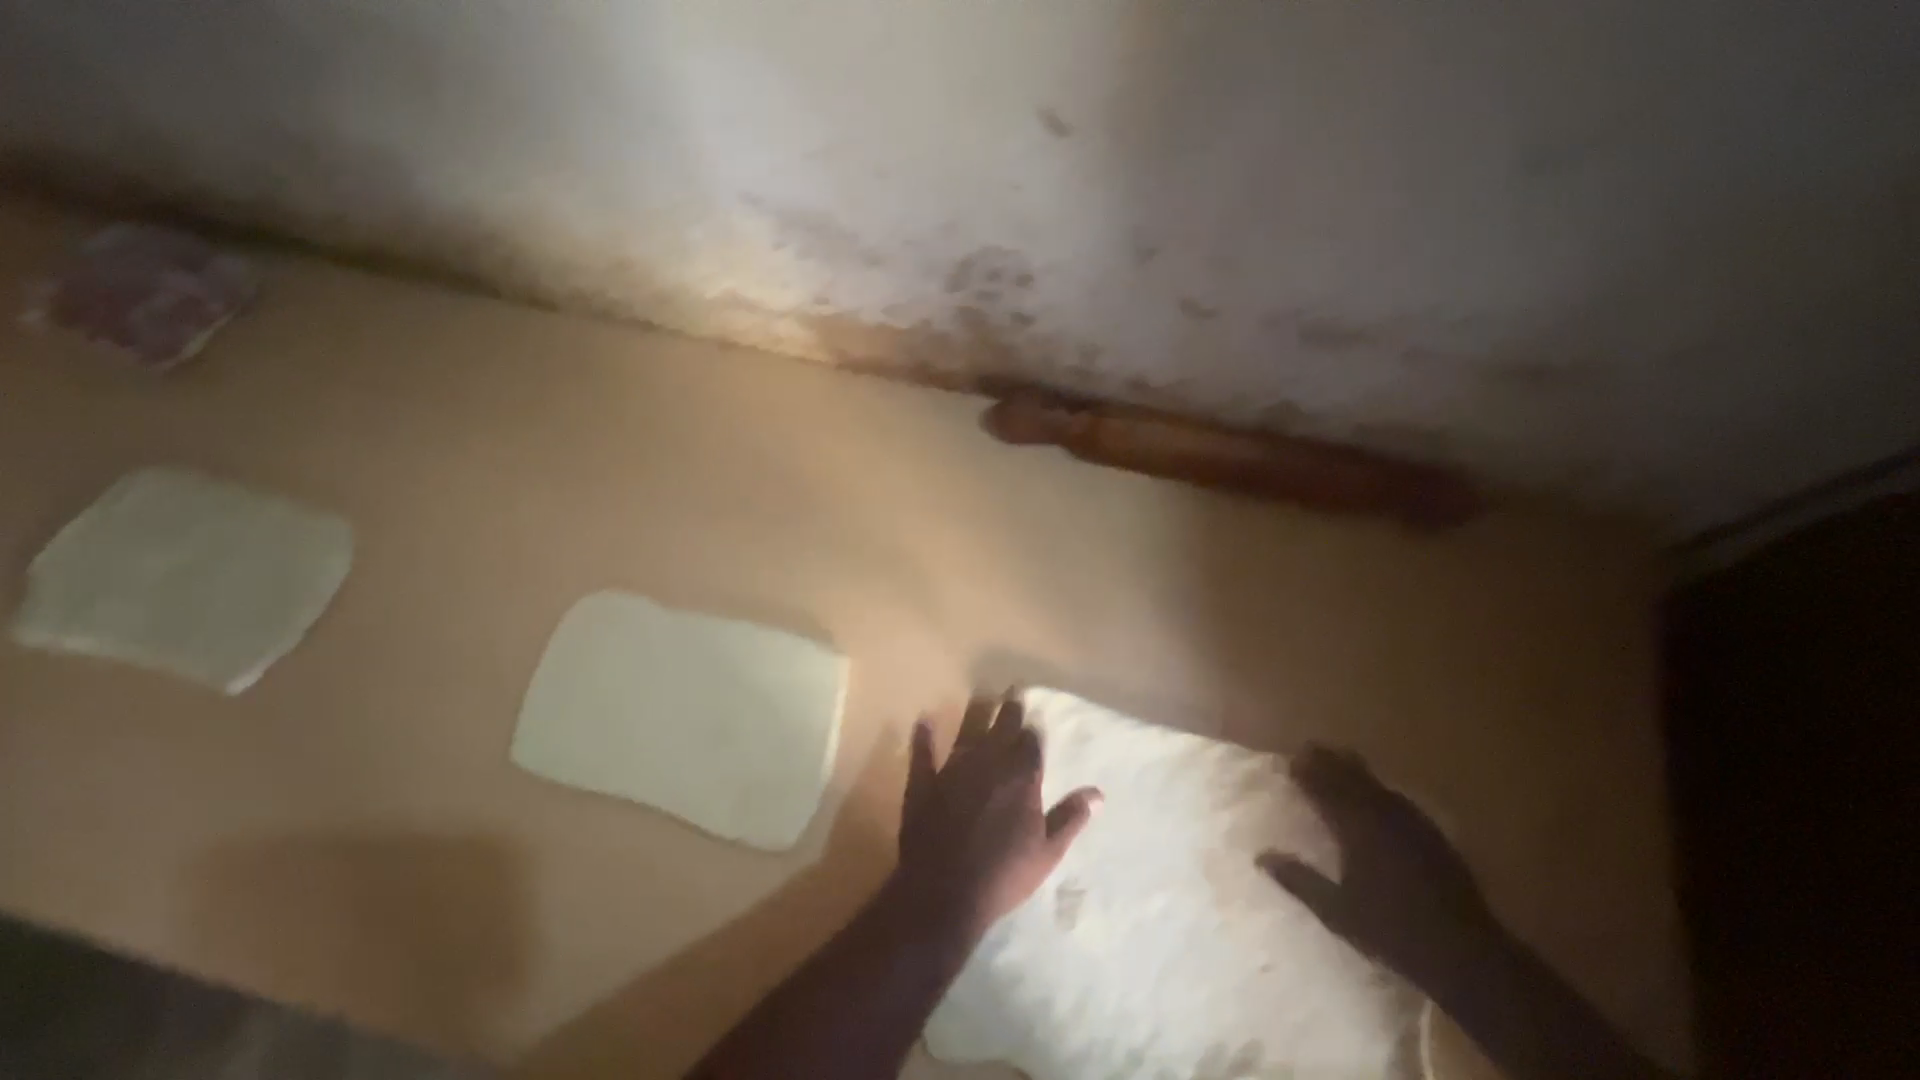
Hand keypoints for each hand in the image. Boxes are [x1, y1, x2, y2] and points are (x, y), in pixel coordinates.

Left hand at [894, 694, 1101, 934]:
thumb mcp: (1047, 853)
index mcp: (1021, 779)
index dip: (1032, 731)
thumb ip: (1070, 818)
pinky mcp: (923, 784)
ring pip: (967, 733)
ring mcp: (953, 772)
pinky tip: (924, 721)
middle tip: (1012, 693)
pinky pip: (922, 754)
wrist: (945, 893)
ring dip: (975, 714)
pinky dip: (923, 737)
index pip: (1030, 744)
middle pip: (1001, 730)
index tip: (1033, 718)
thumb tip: (1097, 793)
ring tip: (981, 697)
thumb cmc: (1004, 876)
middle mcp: (988, 765)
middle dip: (1009, 712)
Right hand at [1258, 745, 1497, 985]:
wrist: (1463, 950)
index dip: (1307, 773)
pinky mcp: (1432, 835)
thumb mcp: (1336, 911)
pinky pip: (1398, 798)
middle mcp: (1383, 816)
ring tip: (1339, 759)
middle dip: (1329, 761)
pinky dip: (1380, 788)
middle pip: (1352, 777)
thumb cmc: (1391, 930)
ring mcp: (1412, 823)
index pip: (1326, 789)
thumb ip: (1298, 879)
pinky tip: (1379, 794)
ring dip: (1355, 770)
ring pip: (1377, 784)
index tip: (1290, 760)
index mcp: (1356, 829)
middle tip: (1310, 748)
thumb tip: (1262, 856)